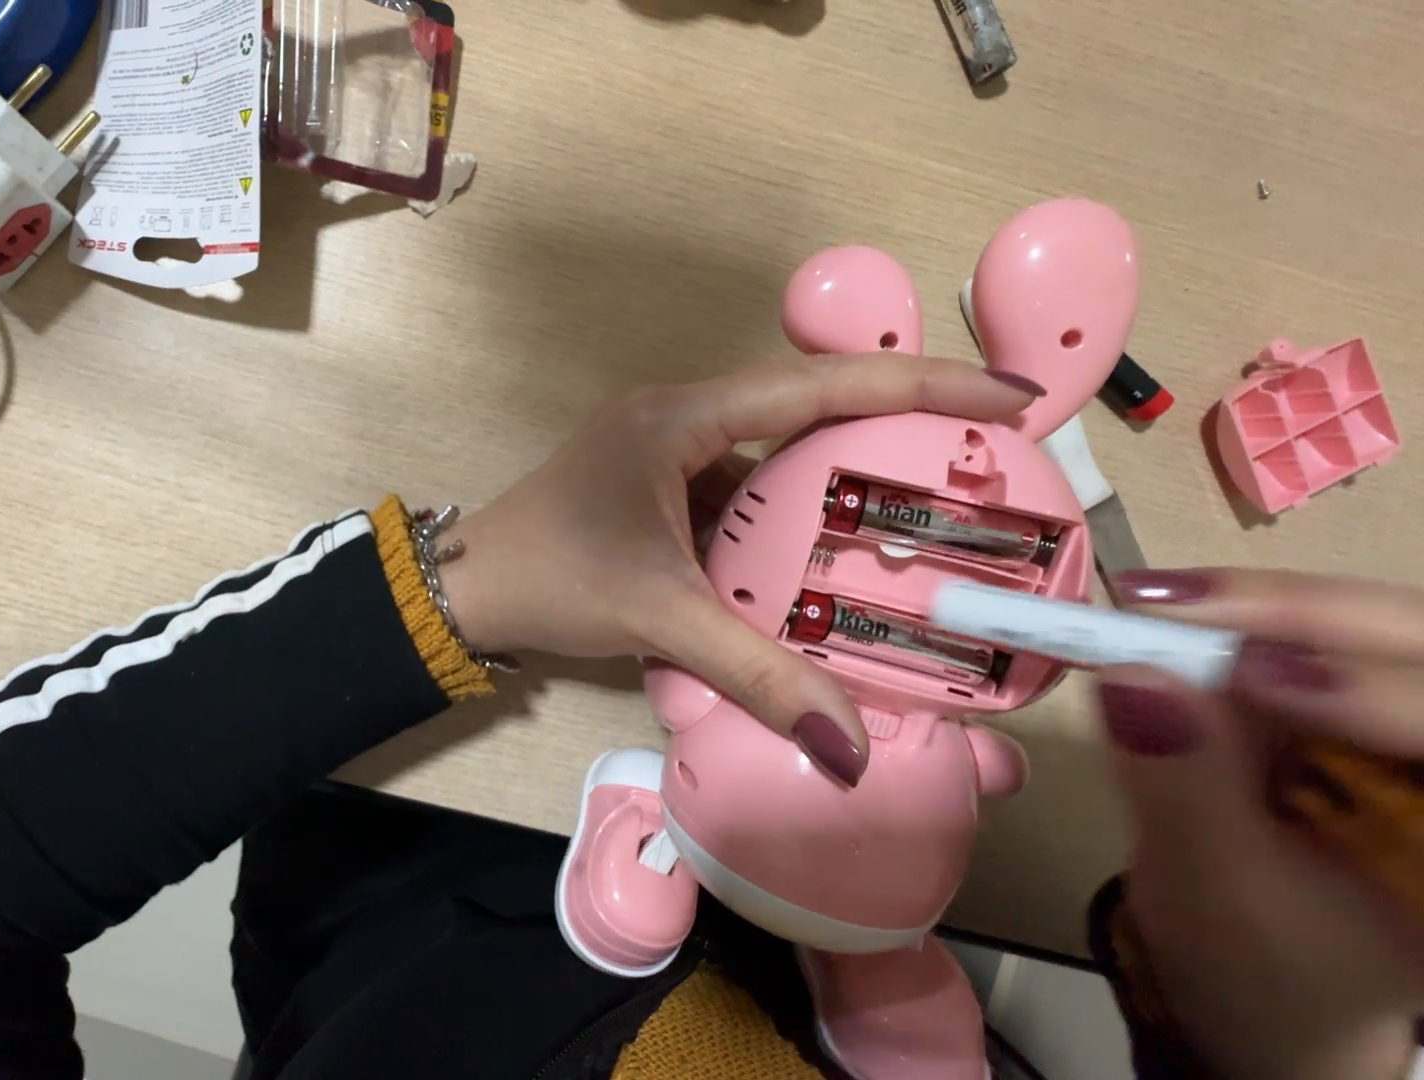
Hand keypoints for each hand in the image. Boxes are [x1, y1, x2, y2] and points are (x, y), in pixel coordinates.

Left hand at [437, 354, 1040, 786]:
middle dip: (889, 432)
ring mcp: (665, 452)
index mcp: (682, 417)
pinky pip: (737, 492)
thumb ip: (756, 677)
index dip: (918, 384)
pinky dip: (782, 520)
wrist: (469, 590)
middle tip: (978, 466)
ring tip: (918, 516)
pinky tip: (823, 559)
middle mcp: (679, 418)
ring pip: (770, 456)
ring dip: (833, 484)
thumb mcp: (660, 618)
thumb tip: (852, 750)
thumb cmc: (551, 580)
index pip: (817, 385)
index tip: (1009, 397)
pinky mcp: (656, 488)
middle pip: (804, 411)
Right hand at [1100, 568, 1423, 1079]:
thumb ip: (1182, 787)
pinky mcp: (1347, 714)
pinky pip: (1307, 643)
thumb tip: (1127, 678)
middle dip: (1299, 614)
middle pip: (1420, 649)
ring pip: (1366, 631)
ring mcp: (1401, 732)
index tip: (1246, 671)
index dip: (1373, 688)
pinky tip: (1169, 619)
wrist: (1262, 992)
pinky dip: (1232, 624)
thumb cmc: (1259, 970)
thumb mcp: (1218, 891)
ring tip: (1146, 603)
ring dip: (1255, 610)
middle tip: (1160, 599)